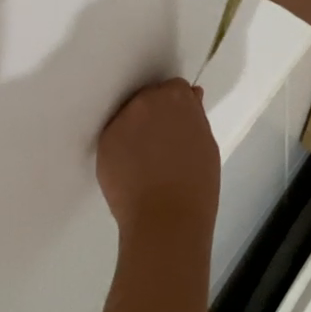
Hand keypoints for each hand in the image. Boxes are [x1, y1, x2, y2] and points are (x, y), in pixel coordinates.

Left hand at [96, 79, 219, 236]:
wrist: (165, 222)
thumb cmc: (196, 186)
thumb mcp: (206, 145)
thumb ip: (195, 116)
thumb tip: (191, 97)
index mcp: (175, 98)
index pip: (175, 89)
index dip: (179, 109)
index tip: (181, 129)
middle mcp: (145, 101)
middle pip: (150, 98)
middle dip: (157, 115)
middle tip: (165, 146)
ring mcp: (121, 120)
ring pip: (131, 117)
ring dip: (138, 129)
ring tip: (148, 162)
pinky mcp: (104, 142)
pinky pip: (116, 137)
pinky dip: (123, 149)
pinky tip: (133, 172)